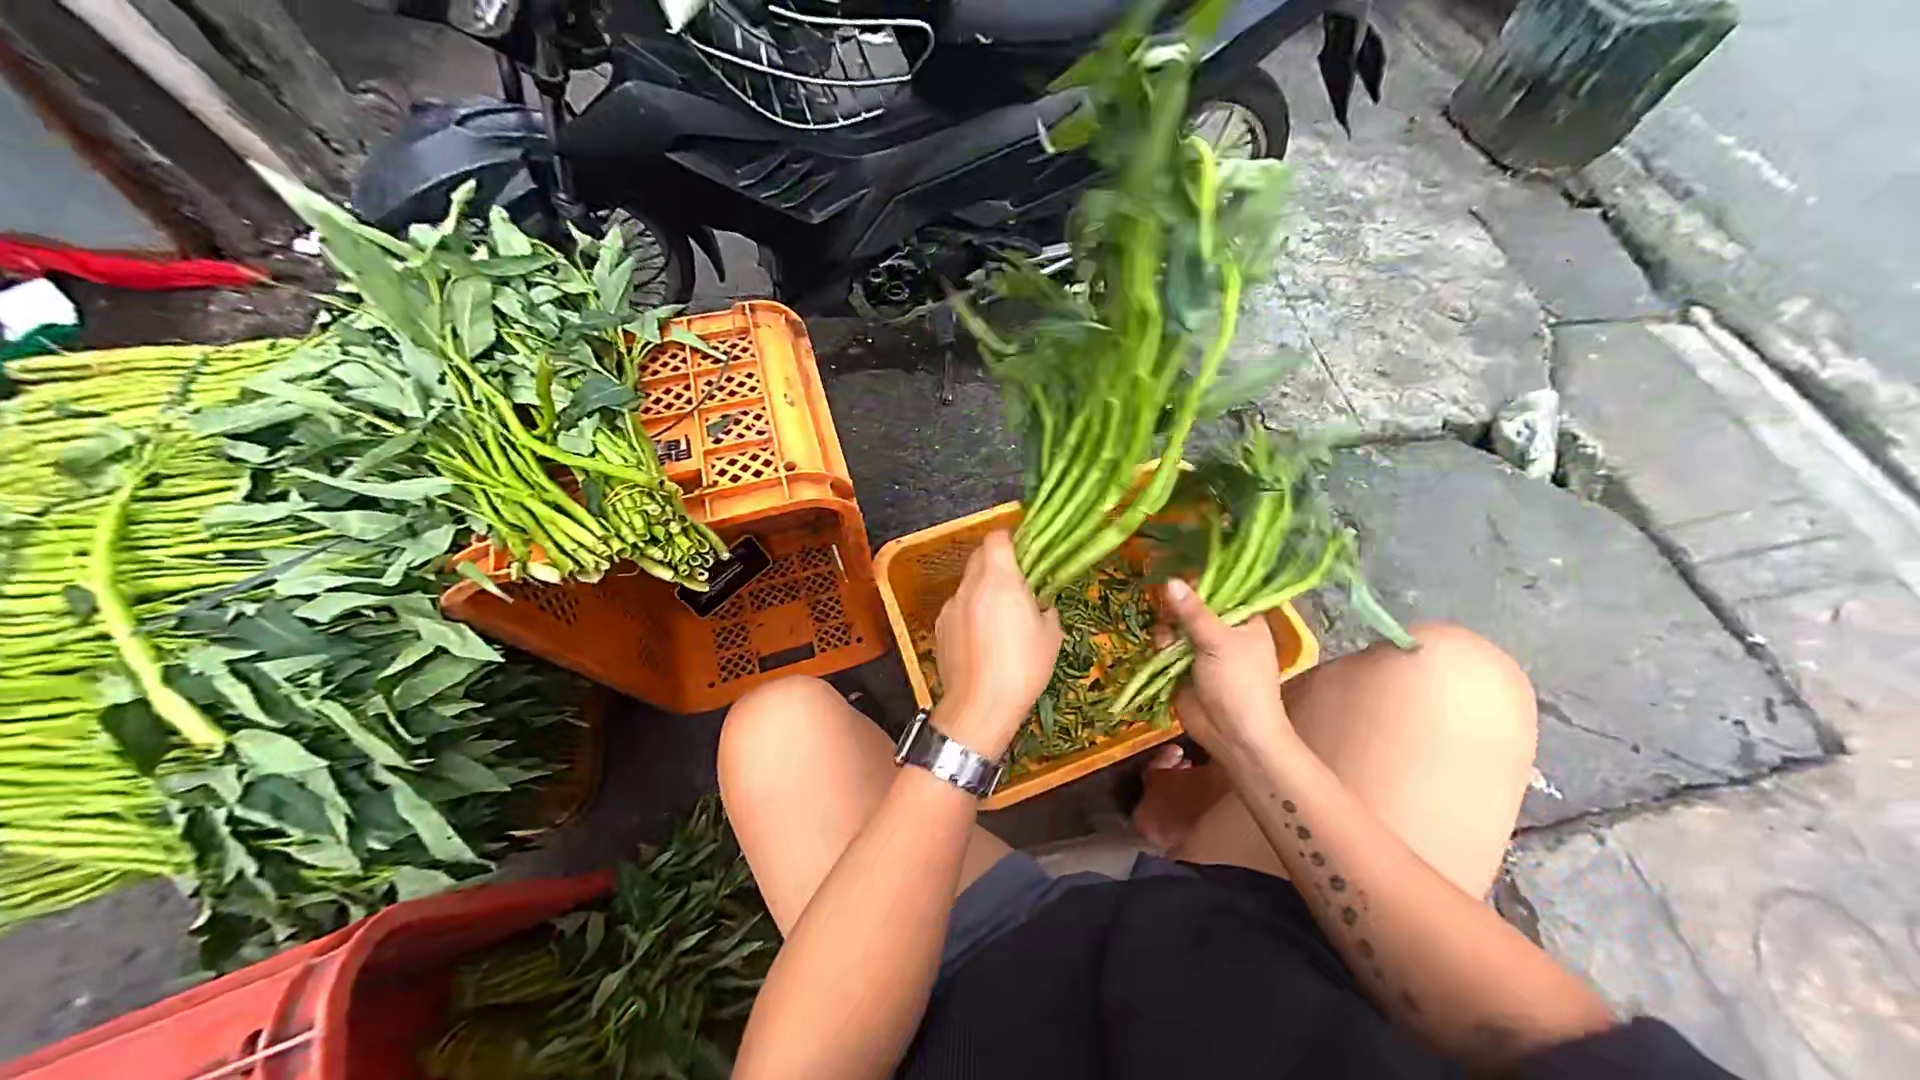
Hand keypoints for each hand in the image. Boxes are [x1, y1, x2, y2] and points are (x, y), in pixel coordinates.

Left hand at [932, 531, 1062, 758]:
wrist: (980, 707)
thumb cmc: (1022, 668)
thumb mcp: (1051, 636)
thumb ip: (1045, 607)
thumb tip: (1039, 601)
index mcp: (999, 579)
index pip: (997, 538)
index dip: (1011, 540)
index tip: (1025, 552)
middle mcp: (970, 586)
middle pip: (979, 556)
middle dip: (997, 563)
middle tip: (1018, 584)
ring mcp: (950, 606)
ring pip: (968, 584)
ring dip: (983, 590)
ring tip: (1000, 618)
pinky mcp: (940, 627)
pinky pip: (957, 608)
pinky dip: (970, 612)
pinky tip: (982, 639)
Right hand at [1160, 578, 1297, 764]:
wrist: (1234, 736)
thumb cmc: (1240, 684)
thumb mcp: (1220, 642)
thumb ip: (1193, 612)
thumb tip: (1170, 580)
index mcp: (1243, 618)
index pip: (1221, 587)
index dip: (1199, 579)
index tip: (1175, 571)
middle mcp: (1222, 628)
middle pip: (1192, 603)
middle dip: (1176, 604)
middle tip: (1165, 606)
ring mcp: (1200, 647)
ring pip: (1174, 622)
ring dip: (1166, 626)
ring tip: (1167, 638)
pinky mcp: (1181, 664)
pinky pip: (1164, 644)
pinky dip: (1159, 643)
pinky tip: (1161, 649)